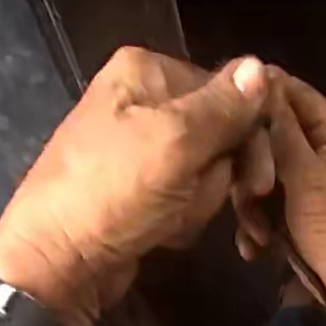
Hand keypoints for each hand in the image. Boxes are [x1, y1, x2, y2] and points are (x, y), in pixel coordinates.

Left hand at [0, 47, 273, 325]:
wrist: (64, 260)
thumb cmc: (115, 194)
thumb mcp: (176, 144)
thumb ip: (223, 108)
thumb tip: (262, 66)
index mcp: (149, 72)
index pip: (230, 95)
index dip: (248, 141)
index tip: (257, 183)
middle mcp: (147, 101)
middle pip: (222, 137)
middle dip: (217, 180)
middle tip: (194, 203)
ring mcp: (145, 148)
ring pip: (209, 175)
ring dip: (198, 205)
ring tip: (168, 220)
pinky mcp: (146, 188)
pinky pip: (188, 198)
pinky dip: (183, 219)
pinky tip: (163, 231)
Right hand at [259, 69, 325, 311]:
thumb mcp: (308, 175)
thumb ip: (281, 129)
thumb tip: (259, 75)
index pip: (286, 91)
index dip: (254, 100)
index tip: (223, 115)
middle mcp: (315, 150)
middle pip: (264, 137)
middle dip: (250, 172)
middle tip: (249, 197)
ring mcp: (301, 184)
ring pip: (257, 176)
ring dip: (250, 207)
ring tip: (258, 233)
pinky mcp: (290, 214)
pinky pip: (261, 207)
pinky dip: (256, 228)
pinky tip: (256, 246)